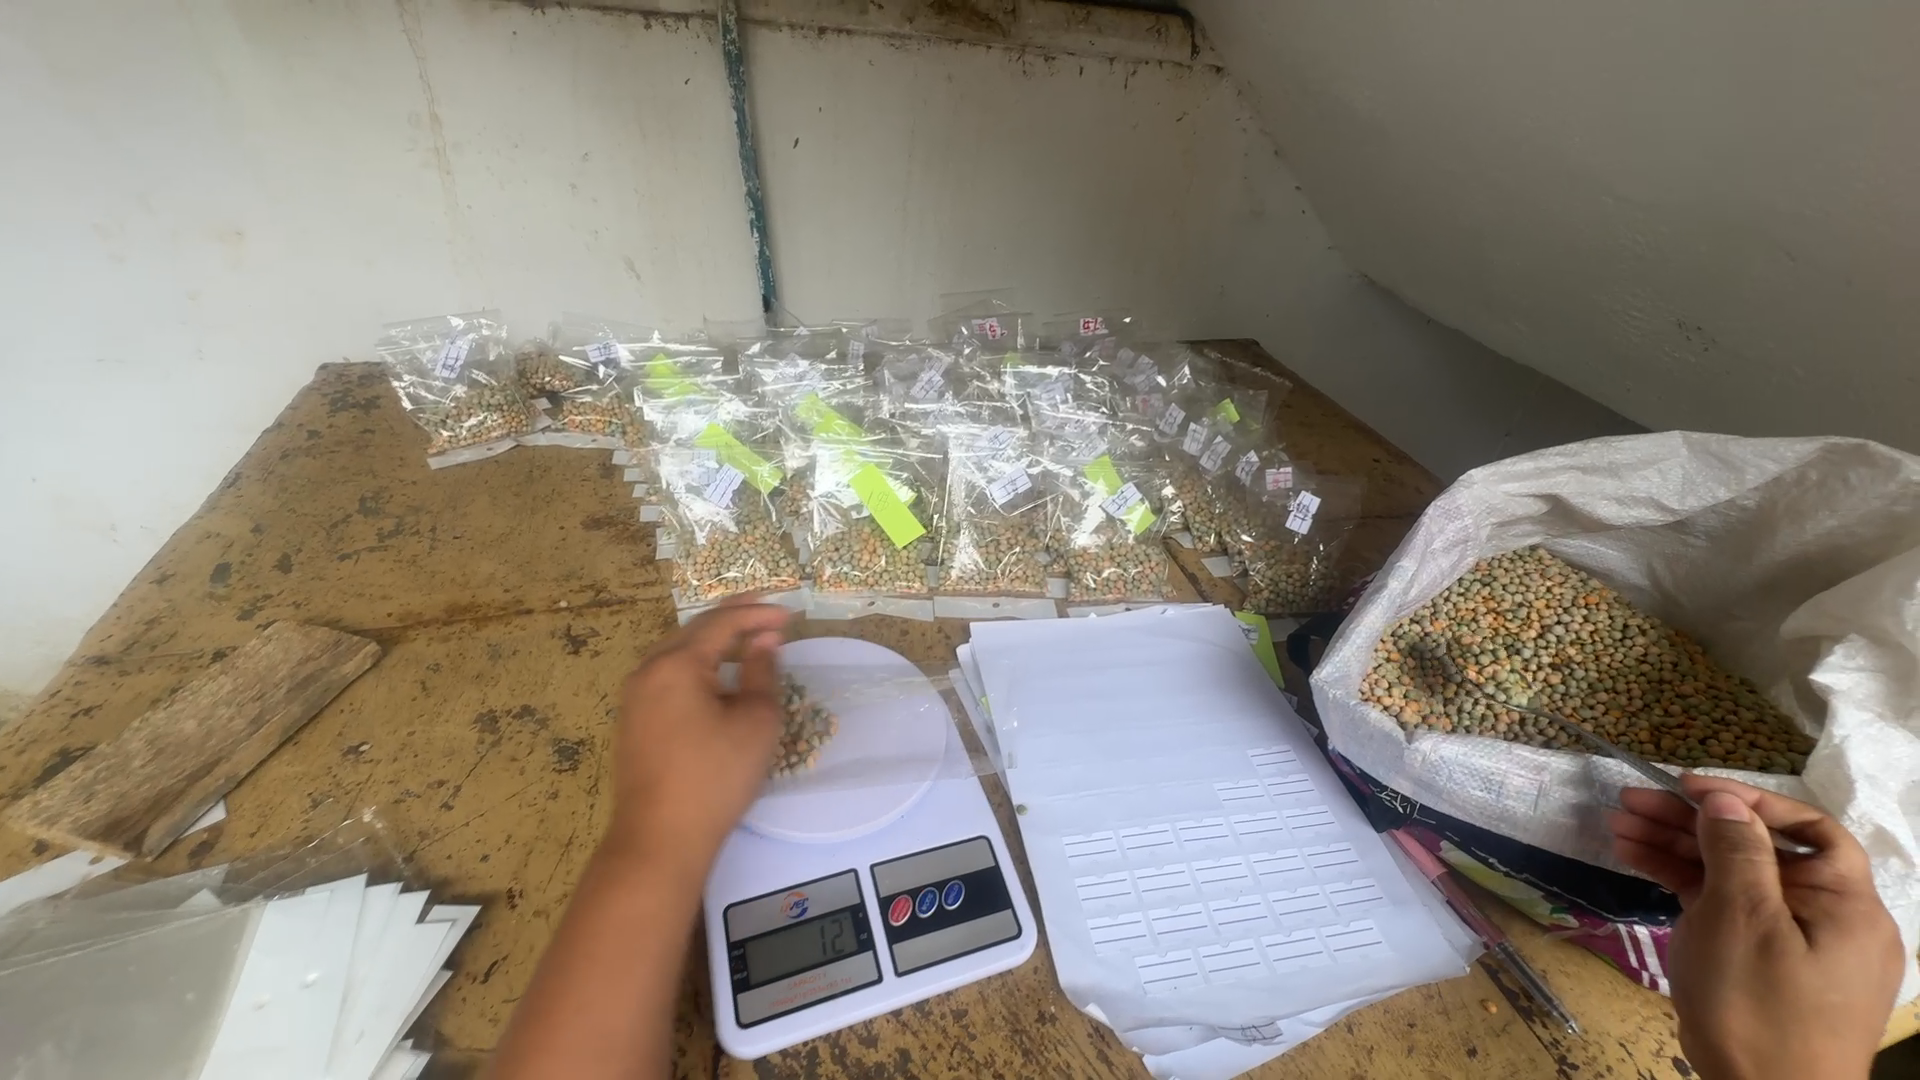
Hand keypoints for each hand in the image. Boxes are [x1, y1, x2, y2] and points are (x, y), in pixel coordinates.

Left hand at [604, 597, 791, 870]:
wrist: (660, 838)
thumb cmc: (715, 776)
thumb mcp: (755, 720)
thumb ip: (762, 671)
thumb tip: (763, 640)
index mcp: (677, 664)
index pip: (721, 623)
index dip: (757, 613)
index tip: (790, 614)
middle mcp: (648, 670)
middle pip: (695, 630)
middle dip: (733, 618)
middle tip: (768, 612)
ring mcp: (635, 696)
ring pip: (678, 651)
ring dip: (714, 641)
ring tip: (747, 637)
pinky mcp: (634, 720)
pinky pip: (669, 674)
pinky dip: (698, 663)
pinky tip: (717, 674)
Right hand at [1608, 774, 1900, 1079]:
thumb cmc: (1758, 1000)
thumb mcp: (1742, 917)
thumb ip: (1738, 852)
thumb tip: (1724, 800)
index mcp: (1845, 905)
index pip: (1810, 831)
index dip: (1749, 800)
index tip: (1686, 787)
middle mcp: (1824, 914)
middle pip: (1756, 847)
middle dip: (1691, 820)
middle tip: (1629, 801)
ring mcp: (1788, 935)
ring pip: (1729, 870)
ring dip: (1673, 844)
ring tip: (1616, 825)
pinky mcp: (1754, 951)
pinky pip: (1718, 898)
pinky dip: (1677, 874)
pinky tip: (1632, 856)